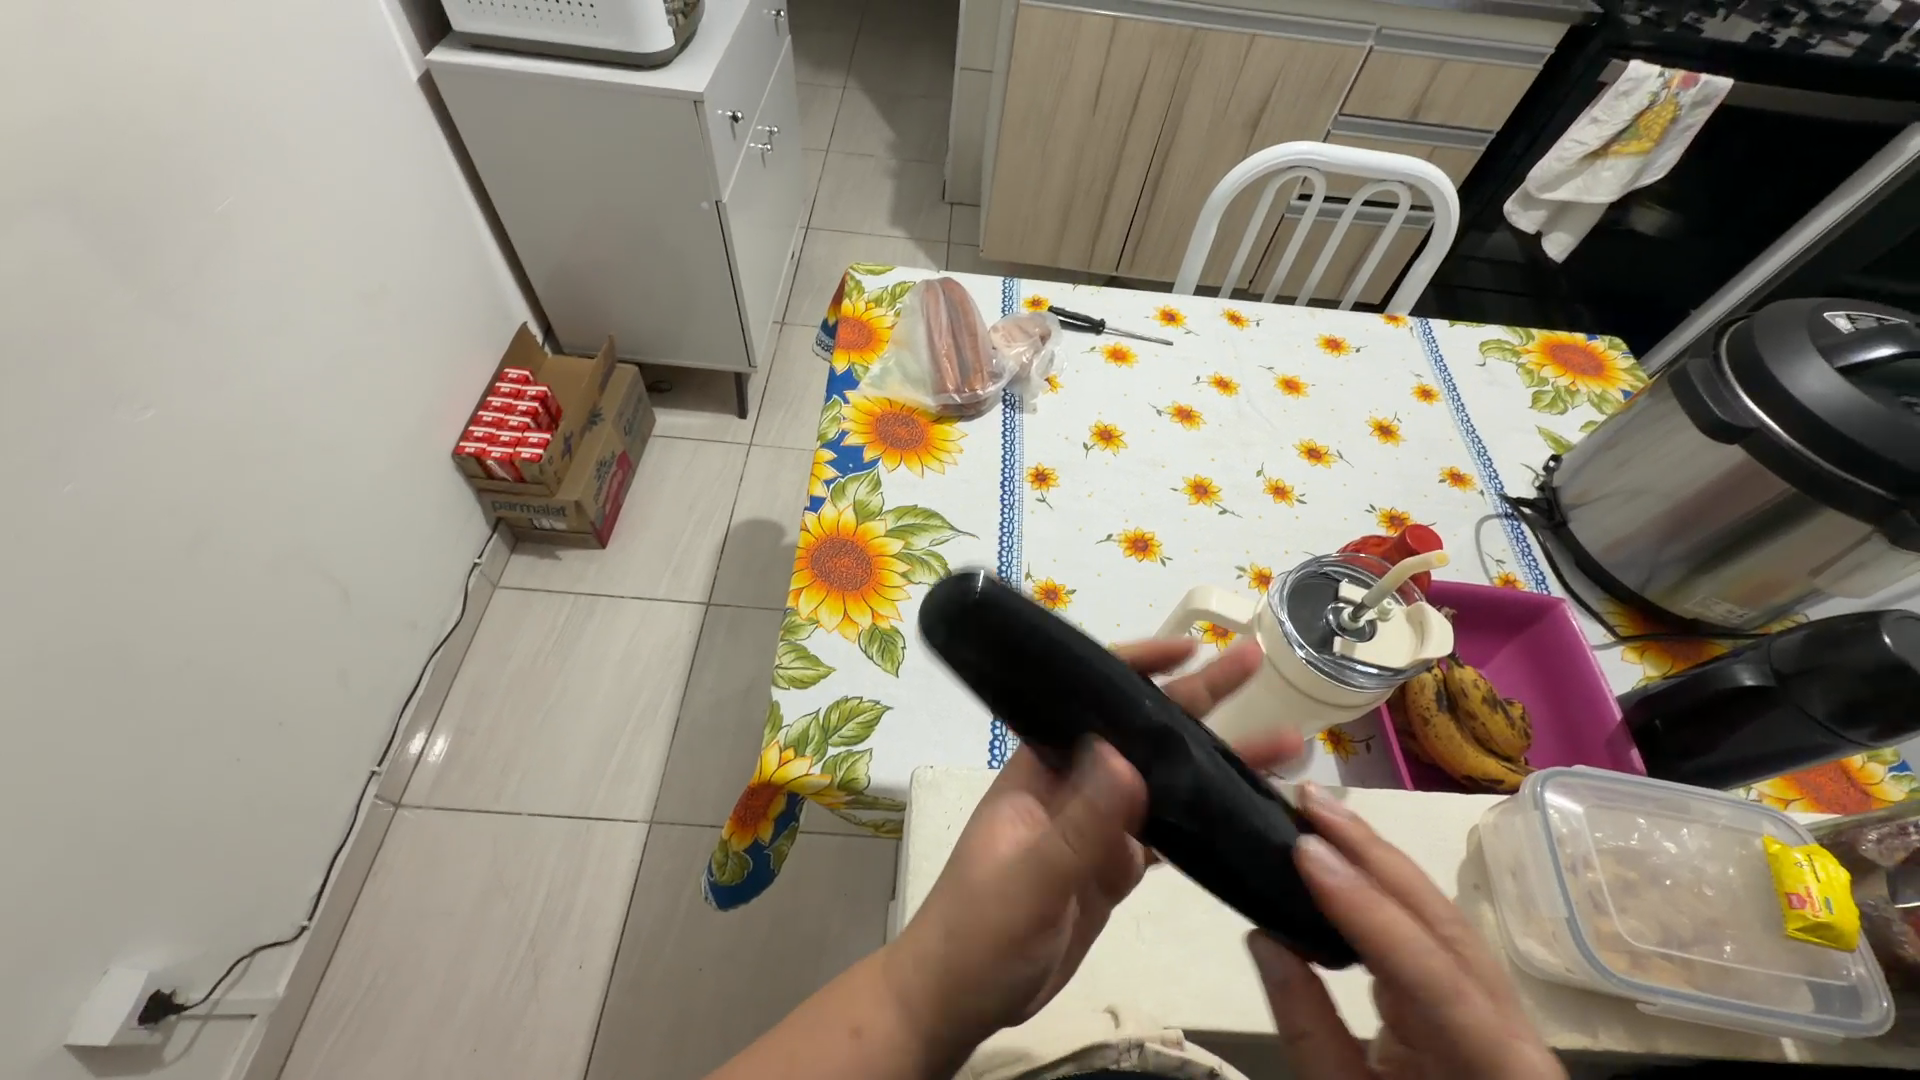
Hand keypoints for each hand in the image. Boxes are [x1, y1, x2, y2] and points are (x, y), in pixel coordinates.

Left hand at [882, 637, 1300, 1050]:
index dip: (1140, 668)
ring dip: (1217, 763)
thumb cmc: (979, 929)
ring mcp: (1098, 826)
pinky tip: (1250, 814)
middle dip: (1197, 699)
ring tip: (1285, 746)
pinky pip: (1170, 835)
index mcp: (1043, 767)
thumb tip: (1127, 758)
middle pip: (1142, 733)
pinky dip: (1209, 824)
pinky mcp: (1114, 867)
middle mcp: (1075, 784)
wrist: (962, 997)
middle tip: (1254, 664)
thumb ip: (1079, 822)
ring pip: (1166, 782)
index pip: (1093, 700)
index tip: (1191, 648)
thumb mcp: (1029, 876)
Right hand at [1248, 783, 1563, 1079]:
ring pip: (1441, 917)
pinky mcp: (1469, 994)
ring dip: (1377, 858)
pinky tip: (1346, 855)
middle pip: (1446, 925)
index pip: (1431, 975)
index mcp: (1490, 1068)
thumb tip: (1263, 934)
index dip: (1367, 909)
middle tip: (1309, 803)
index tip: (1306, 851)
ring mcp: (1496, 1006)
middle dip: (1374, 855)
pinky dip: (1383, 886)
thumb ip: (1306, 1025)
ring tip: (1322, 814)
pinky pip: (1430, 930)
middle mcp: (1510, 1027)